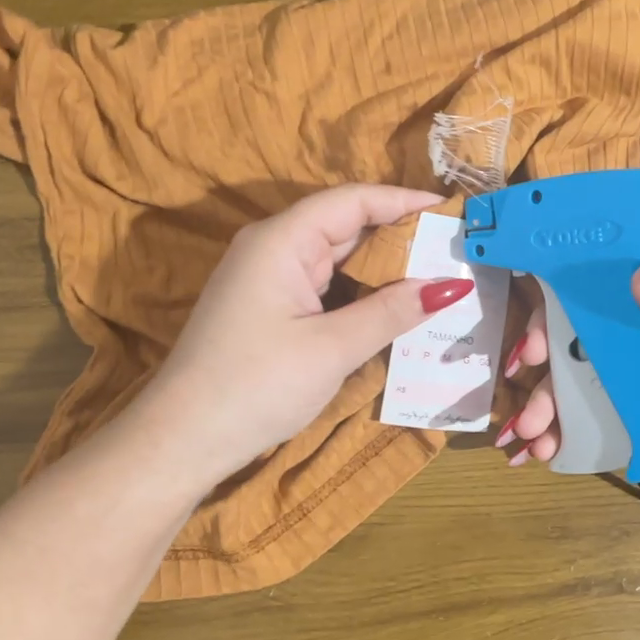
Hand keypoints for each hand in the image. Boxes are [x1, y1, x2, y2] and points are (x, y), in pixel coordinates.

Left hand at [138, 185, 475, 484]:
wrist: (184, 438)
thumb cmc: (256, 385)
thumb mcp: (332, 349)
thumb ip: (391, 312)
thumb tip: (450, 285)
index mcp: (282, 241)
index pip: (352, 201)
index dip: (403, 200)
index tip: (452, 211)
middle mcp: (273, 249)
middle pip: (346, 226)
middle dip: (400, 236)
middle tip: (455, 250)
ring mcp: (268, 280)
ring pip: (338, 259)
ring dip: (384, 268)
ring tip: (439, 278)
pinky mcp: (269, 310)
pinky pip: (325, 288)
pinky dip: (361, 293)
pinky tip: (395, 310)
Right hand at [498, 257, 639, 502]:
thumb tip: (638, 276)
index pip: (618, 276)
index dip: (569, 287)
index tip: (537, 320)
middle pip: (586, 330)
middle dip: (545, 355)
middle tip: (521, 385)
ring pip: (584, 377)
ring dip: (548, 402)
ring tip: (526, 440)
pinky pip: (597, 415)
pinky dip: (565, 431)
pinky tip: (543, 453)